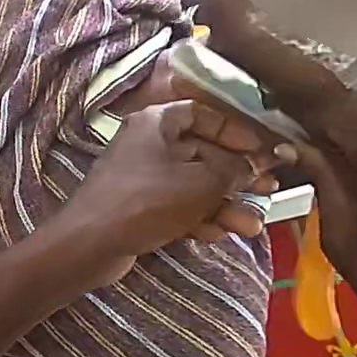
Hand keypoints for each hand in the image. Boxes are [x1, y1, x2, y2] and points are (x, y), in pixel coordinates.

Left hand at [48, 100, 287, 285]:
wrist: (90, 243)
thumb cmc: (147, 201)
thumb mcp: (202, 183)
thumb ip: (236, 171)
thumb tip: (259, 164)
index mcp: (155, 123)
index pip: (199, 113)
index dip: (233, 129)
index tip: (259, 148)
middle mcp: (145, 145)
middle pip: (201, 153)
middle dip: (236, 177)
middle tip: (267, 192)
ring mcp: (139, 178)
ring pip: (191, 185)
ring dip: (223, 205)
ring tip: (250, 226)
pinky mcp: (136, 208)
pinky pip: (175, 207)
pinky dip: (197, 218)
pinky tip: (217, 234)